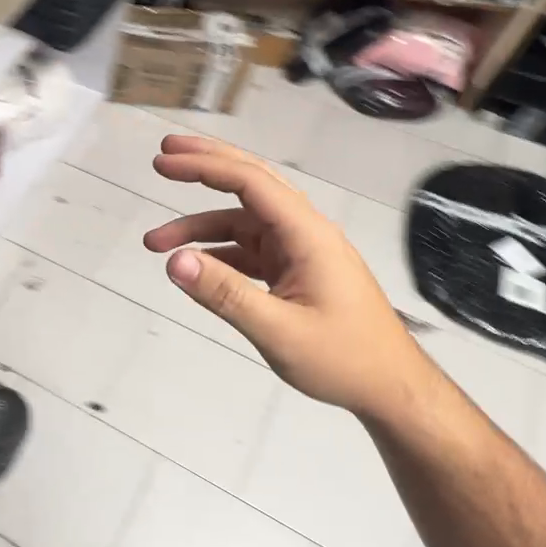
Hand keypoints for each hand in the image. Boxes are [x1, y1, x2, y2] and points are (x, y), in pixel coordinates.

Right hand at [142, 135, 447, 421]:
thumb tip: (174, 262)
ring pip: (242, 222)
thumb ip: (224, 294)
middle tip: (162, 157)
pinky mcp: (294, 272)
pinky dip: (216, 253)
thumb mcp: (278, 331)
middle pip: (250, 184)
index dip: (204, 167)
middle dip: (205, 167)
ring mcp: (299, 252)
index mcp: (307, 234)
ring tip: (154, 243)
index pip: (250, 183)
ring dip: (199, 227)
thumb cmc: (344, 359)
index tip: (163, 162)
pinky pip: (248, 251)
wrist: (391, 389)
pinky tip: (192, 267)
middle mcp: (303, 233)